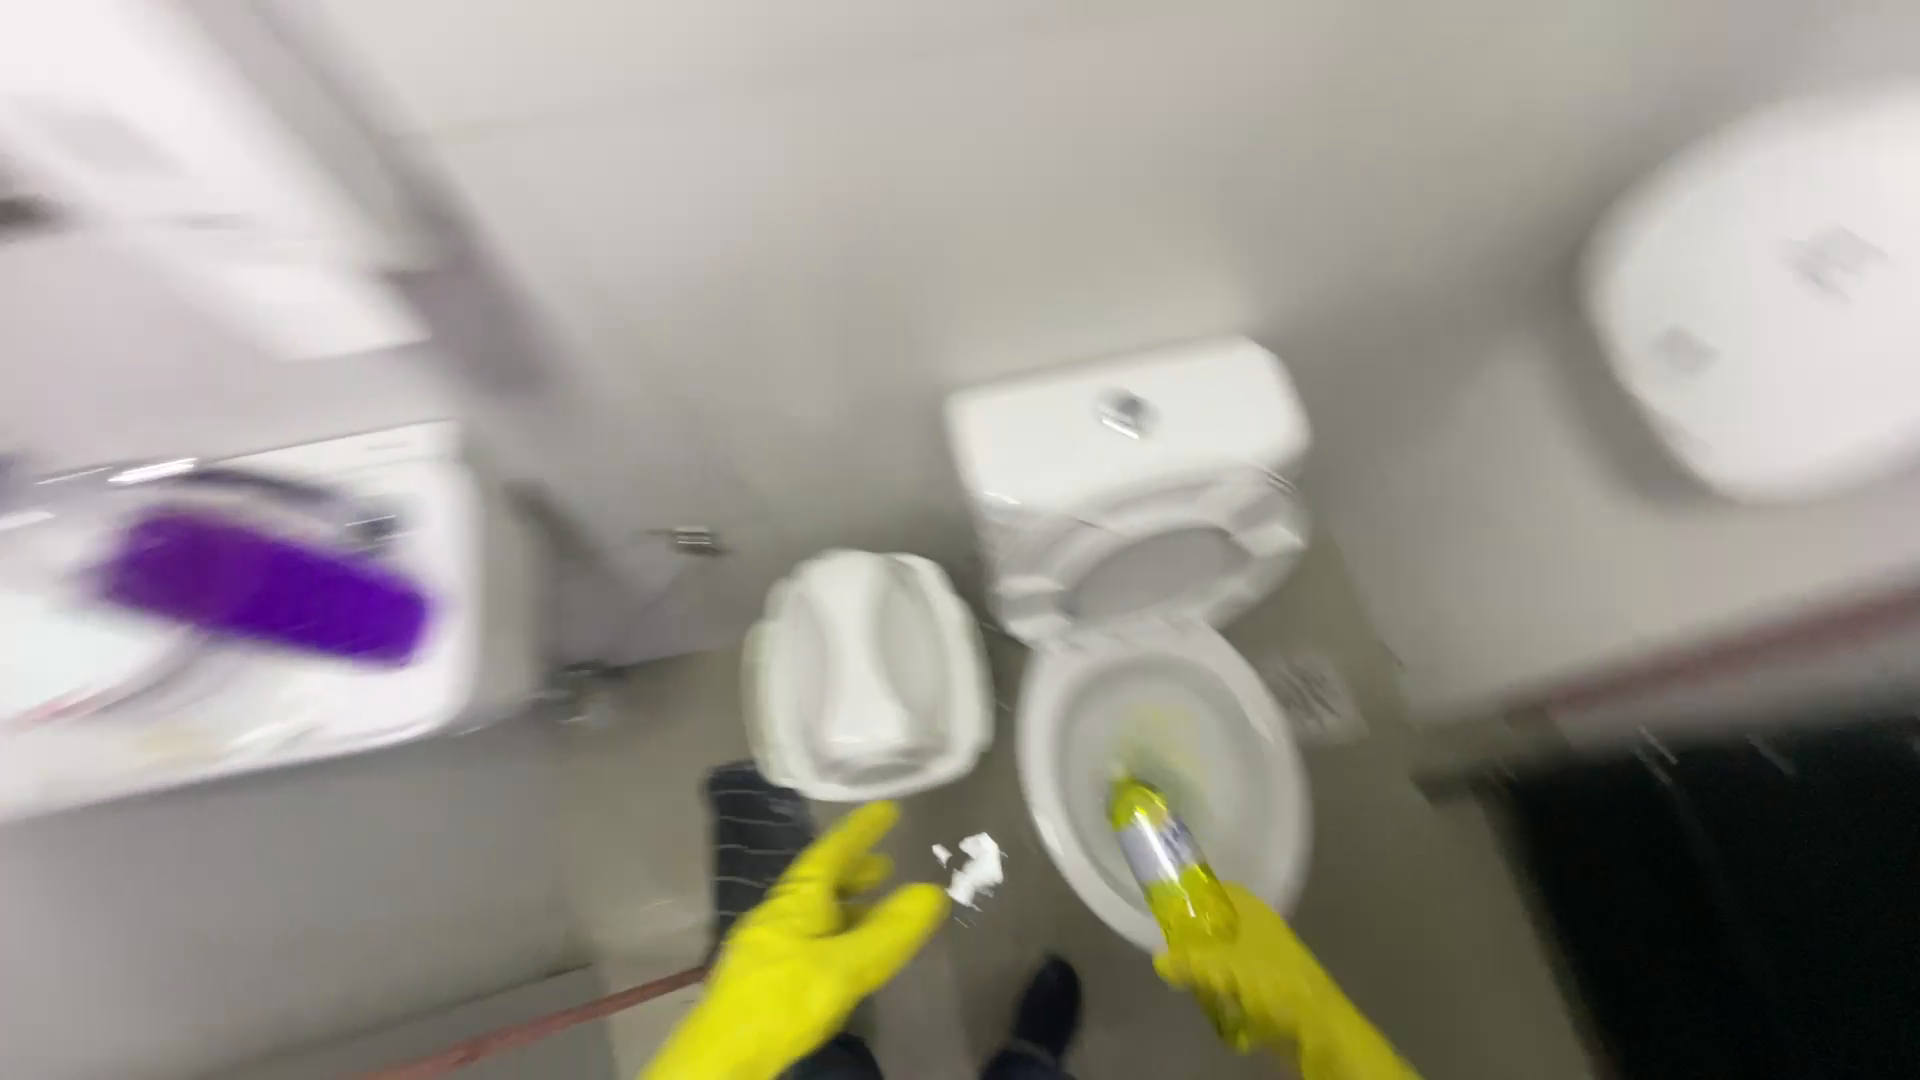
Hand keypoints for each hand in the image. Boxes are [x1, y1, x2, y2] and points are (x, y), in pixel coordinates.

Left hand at [644, 800, 949, 1079]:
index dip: (860, 829)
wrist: (721, 1061)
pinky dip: (836, 931)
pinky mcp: (766, 976)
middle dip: (855, 869)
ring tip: (875, 907)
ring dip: (847, 903)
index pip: (833, 850)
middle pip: (823, 880)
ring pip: (816, 911)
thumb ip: (889, 931)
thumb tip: (933, 891)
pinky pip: (810, 936)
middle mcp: (781, 911)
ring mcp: (769, 943)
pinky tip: (845, 953)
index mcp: (797, 897)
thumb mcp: (845, 966)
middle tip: (886, 864)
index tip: (886, 809)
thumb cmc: (783, 1000)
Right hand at [1154, 884, 1420, 1079]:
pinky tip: (1209, 1001)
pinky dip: (1224, 992)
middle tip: (1170, 944)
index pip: (1220, 890)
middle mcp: (1262, 930)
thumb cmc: (1272, 983)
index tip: (1170, 903)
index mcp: (1253, 912)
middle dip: (1197, 935)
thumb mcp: (1222, 967)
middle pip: (1221, 924)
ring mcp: (1269, 962)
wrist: (1320, 1032)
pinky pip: (1238, 985)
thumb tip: (1158, 960)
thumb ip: (1187, 961)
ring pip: (1229, 956)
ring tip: (1184, 976)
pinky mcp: (1272, 992)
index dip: (1195, 893)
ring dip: (1209, 967)